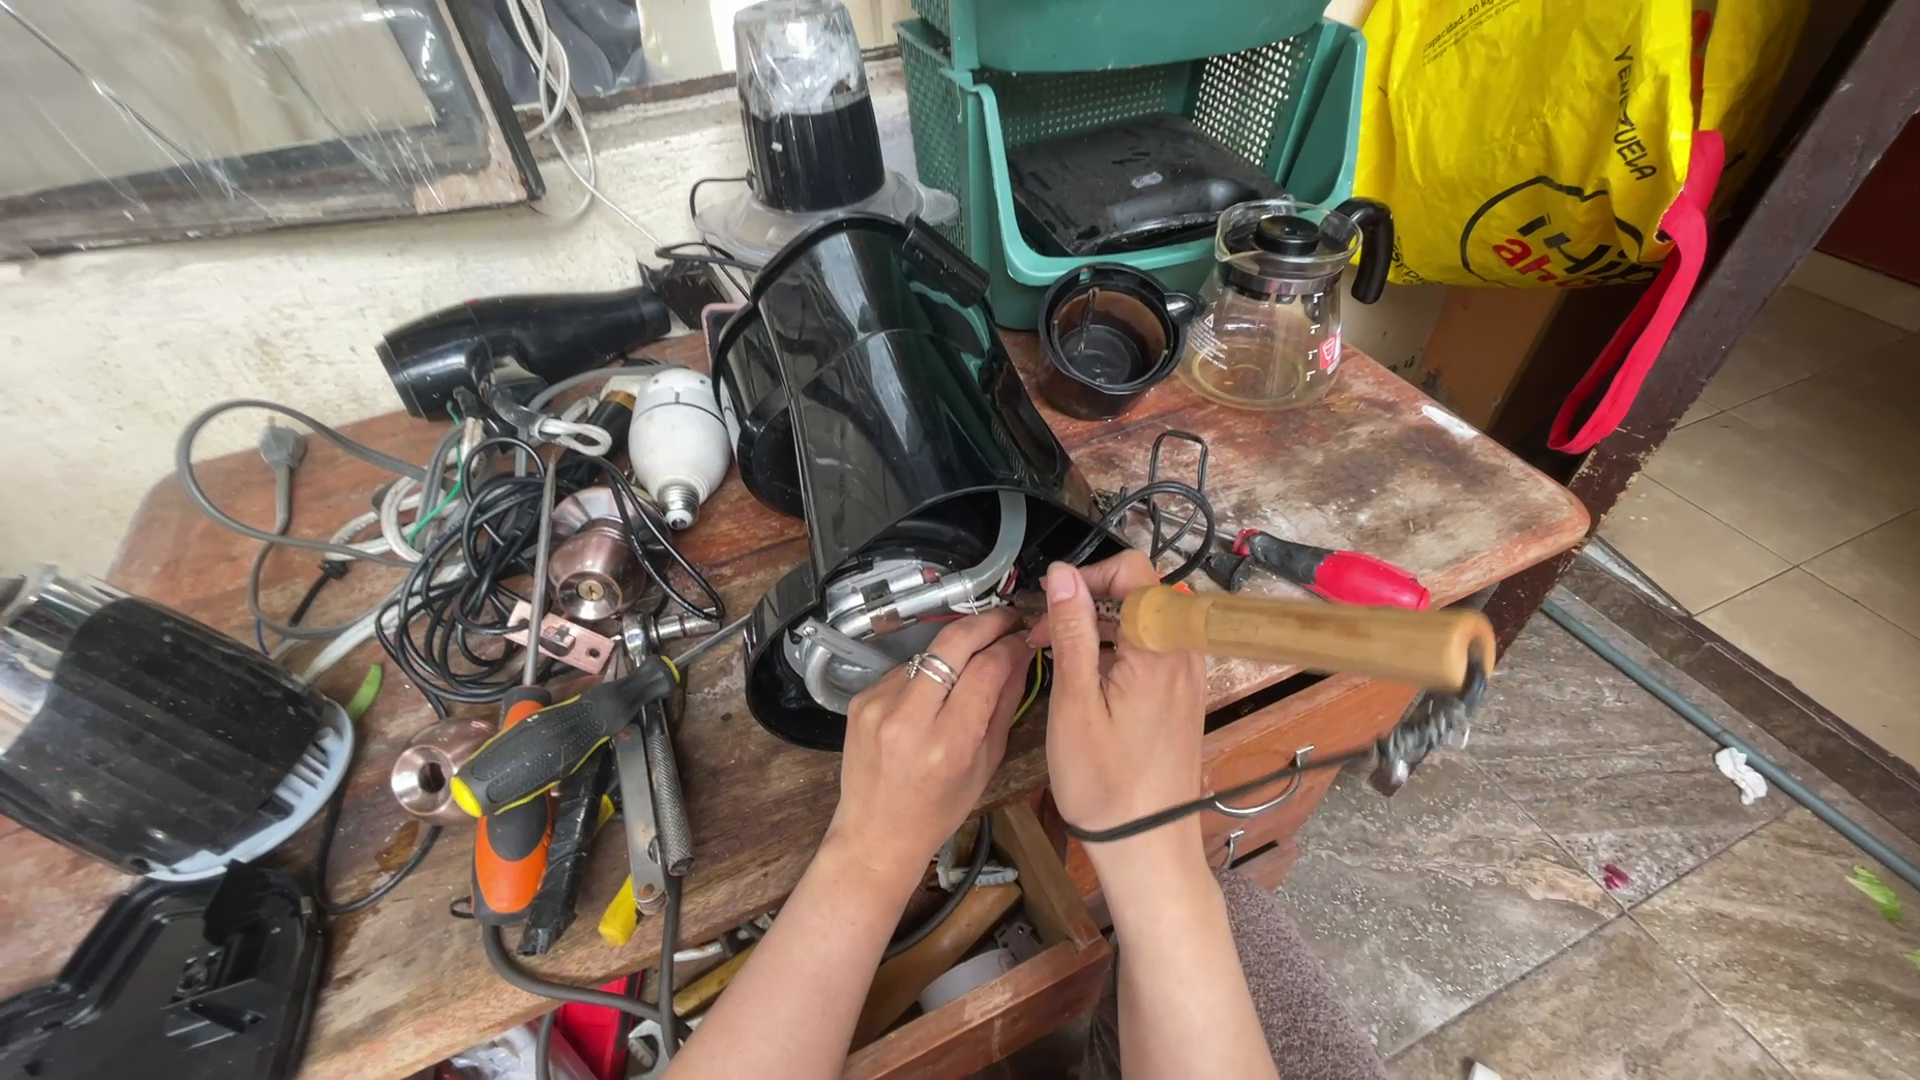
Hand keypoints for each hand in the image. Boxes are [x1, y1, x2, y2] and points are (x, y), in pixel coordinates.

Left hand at [828, 609, 1030, 885]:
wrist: (874, 834)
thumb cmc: (938, 811)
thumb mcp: (986, 764)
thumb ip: (1004, 705)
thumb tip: (1020, 656)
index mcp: (948, 743)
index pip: (986, 669)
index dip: (1010, 645)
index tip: (1023, 637)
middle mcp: (909, 718)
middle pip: (953, 642)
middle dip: (986, 622)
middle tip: (1007, 617)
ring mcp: (879, 704)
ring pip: (930, 651)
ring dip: (957, 646)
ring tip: (978, 651)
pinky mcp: (862, 698)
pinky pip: (907, 668)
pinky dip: (929, 670)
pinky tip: (938, 686)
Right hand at [1032, 554, 1207, 853]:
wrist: (1146, 847)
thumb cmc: (1103, 781)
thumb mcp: (1075, 701)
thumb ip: (1072, 629)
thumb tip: (1063, 571)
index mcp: (1160, 646)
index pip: (1133, 569)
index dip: (1088, 575)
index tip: (1051, 606)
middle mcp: (1184, 651)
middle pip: (1138, 591)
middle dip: (1087, 601)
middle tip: (1044, 636)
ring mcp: (1187, 674)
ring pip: (1142, 620)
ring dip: (1097, 626)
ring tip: (1056, 657)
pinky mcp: (1181, 694)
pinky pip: (1150, 649)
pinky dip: (1115, 650)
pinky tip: (1085, 678)